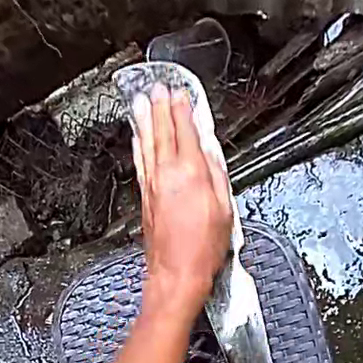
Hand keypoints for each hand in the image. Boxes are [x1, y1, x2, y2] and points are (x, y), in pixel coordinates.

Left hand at [132, 83, 232, 302]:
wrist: (176, 274)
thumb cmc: (202, 249)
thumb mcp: (225, 208)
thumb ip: (217, 174)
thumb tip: (210, 152)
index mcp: (190, 173)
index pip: (185, 130)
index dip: (182, 109)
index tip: (179, 93)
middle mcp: (167, 175)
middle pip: (162, 132)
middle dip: (159, 107)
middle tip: (156, 88)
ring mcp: (152, 187)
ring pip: (147, 145)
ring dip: (144, 121)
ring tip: (141, 103)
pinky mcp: (144, 200)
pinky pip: (140, 163)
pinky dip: (139, 146)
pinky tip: (137, 139)